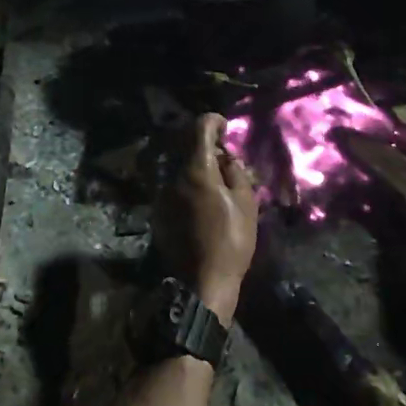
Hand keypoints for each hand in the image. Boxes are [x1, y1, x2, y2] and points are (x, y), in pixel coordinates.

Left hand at [156, 114, 258, 319]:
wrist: (203, 283)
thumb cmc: (232, 241)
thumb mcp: (247, 204)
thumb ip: (236, 172)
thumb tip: (226, 157)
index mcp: (197, 171)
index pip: (200, 128)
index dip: (214, 122)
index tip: (226, 129)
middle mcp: (174, 177)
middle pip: (188, 148)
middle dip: (207, 147)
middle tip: (226, 161)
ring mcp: (162, 196)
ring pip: (180, 169)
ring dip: (198, 168)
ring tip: (217, 186)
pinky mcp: (158, 213)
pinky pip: (174, 188)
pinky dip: (189, 186)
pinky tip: (203, 204)